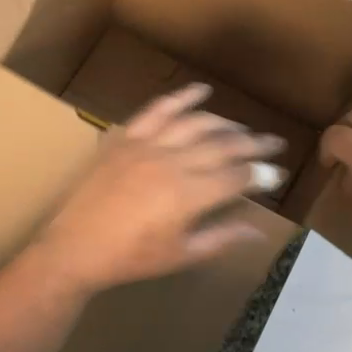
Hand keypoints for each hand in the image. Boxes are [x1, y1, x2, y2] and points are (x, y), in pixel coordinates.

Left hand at [31, 84, 286, 293]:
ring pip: (195, 124)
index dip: (261, 175)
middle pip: (223, 145)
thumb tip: (260, 230)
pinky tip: (200, 92)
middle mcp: (172, 162)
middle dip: (253, 145)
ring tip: (241, 129)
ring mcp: (146, 146)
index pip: (238, 177)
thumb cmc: (130, 259)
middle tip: (274, 143)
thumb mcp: (180, 254)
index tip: (277, 174)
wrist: (74, 249)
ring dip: (224, 123)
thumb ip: (222, 237)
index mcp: (189, 195)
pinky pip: (156, 110)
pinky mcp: (124, 138)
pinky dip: (181, 98)